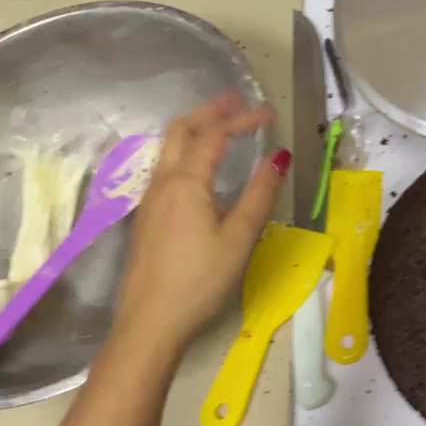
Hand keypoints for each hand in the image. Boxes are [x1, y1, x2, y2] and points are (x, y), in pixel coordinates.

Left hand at [108, 93, 287, 366]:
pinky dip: (186, 148)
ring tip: (221, 123)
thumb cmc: (199, 280)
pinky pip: (165, 165)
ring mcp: (149, 199)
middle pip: (182, 130)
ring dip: (195, 127)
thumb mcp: (239, 237)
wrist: (148, 325)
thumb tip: (278, 156)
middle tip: (237, 101)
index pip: (215, 135)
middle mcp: (163, 182)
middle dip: (210, 110)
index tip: (269, 113)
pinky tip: (200, 165)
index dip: (243, 118)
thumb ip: (259, 193)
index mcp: (187, 183)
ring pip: (168, 147)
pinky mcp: (147, 217)